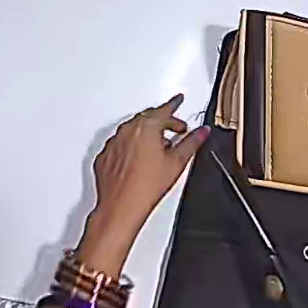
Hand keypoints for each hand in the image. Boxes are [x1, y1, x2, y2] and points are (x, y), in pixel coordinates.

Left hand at [78, 96, 206, 274]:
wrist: (120, 208)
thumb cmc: (145, 187)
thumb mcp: (177, 162)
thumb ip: (192, 142)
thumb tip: (202, 132)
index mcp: (146, 127)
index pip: (164, 109)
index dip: (175, 104)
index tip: (179, 99)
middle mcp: (127, 131)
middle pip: (148, 118)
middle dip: (163, 121)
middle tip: (176, 128)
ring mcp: (114, 143)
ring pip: (134, 130)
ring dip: (148, 134)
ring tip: (160, 148)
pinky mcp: (105, 156)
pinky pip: (121, 144)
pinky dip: (132, 147)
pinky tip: (141, 160)